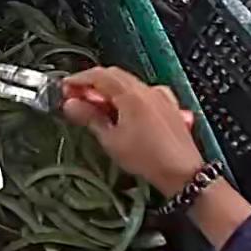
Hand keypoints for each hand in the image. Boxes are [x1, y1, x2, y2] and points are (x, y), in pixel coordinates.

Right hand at [59, 67, 204, 194]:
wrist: (184, 175)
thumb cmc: (149, 159)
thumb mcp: (111, 140)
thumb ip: (89, 118)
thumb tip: (71, 105)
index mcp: (131, 94)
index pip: (98, 76)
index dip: (78, 79)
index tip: (66, 87)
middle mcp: (147, 90)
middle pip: (113, 75)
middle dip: (92, 82)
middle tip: (77, 96)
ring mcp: (160, 97)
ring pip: (128, 82)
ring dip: (109, 88)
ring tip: (97, 104)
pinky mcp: (168, 106)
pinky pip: (144, 91)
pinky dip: (128, 94)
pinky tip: (125, 109)